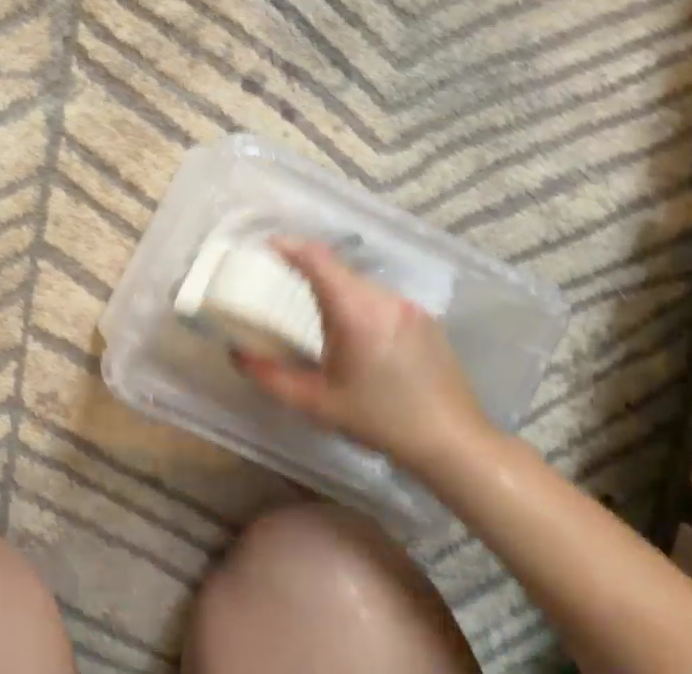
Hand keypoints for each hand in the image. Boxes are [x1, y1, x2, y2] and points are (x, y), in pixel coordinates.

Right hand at [232, 239, 490, 474]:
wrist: (455, 444)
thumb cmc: (380, 420)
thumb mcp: (316, 403)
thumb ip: (269, 375)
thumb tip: (237, 353)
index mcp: (355, 311)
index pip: (317, 258)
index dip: (289, 247)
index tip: (266, 248)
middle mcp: (384, 300)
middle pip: (338, 270)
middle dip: (308, 272)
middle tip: (282, 288)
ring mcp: (410, 308)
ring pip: (361, 285)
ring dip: (335, 291)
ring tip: (316, 316)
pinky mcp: (426, 322)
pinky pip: (381, 301)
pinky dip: (360, 306)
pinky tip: (356, 337)